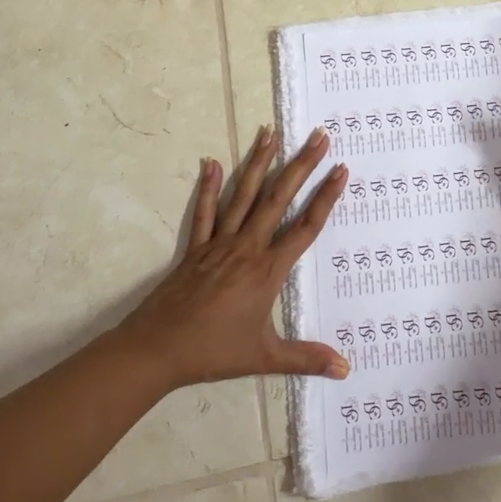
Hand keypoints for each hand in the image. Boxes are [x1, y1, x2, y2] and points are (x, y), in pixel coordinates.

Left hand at [112, 126, 349, 390]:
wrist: (155, 351)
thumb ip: (305, 358)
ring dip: (260, 162)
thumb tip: (345, 369)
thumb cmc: (213, 353)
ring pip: (243, 195)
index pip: (305, 226)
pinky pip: (205, 212)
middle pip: (279, 199)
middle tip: (319, 136)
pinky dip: (209, 187)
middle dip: (302, 165)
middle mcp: (247, 248)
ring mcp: (219, 244)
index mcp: (268, 270)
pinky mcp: (195, 249)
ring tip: (271, 133)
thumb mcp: (264, 357)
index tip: (341, 170)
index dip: (326, 197)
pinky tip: (213, 162)